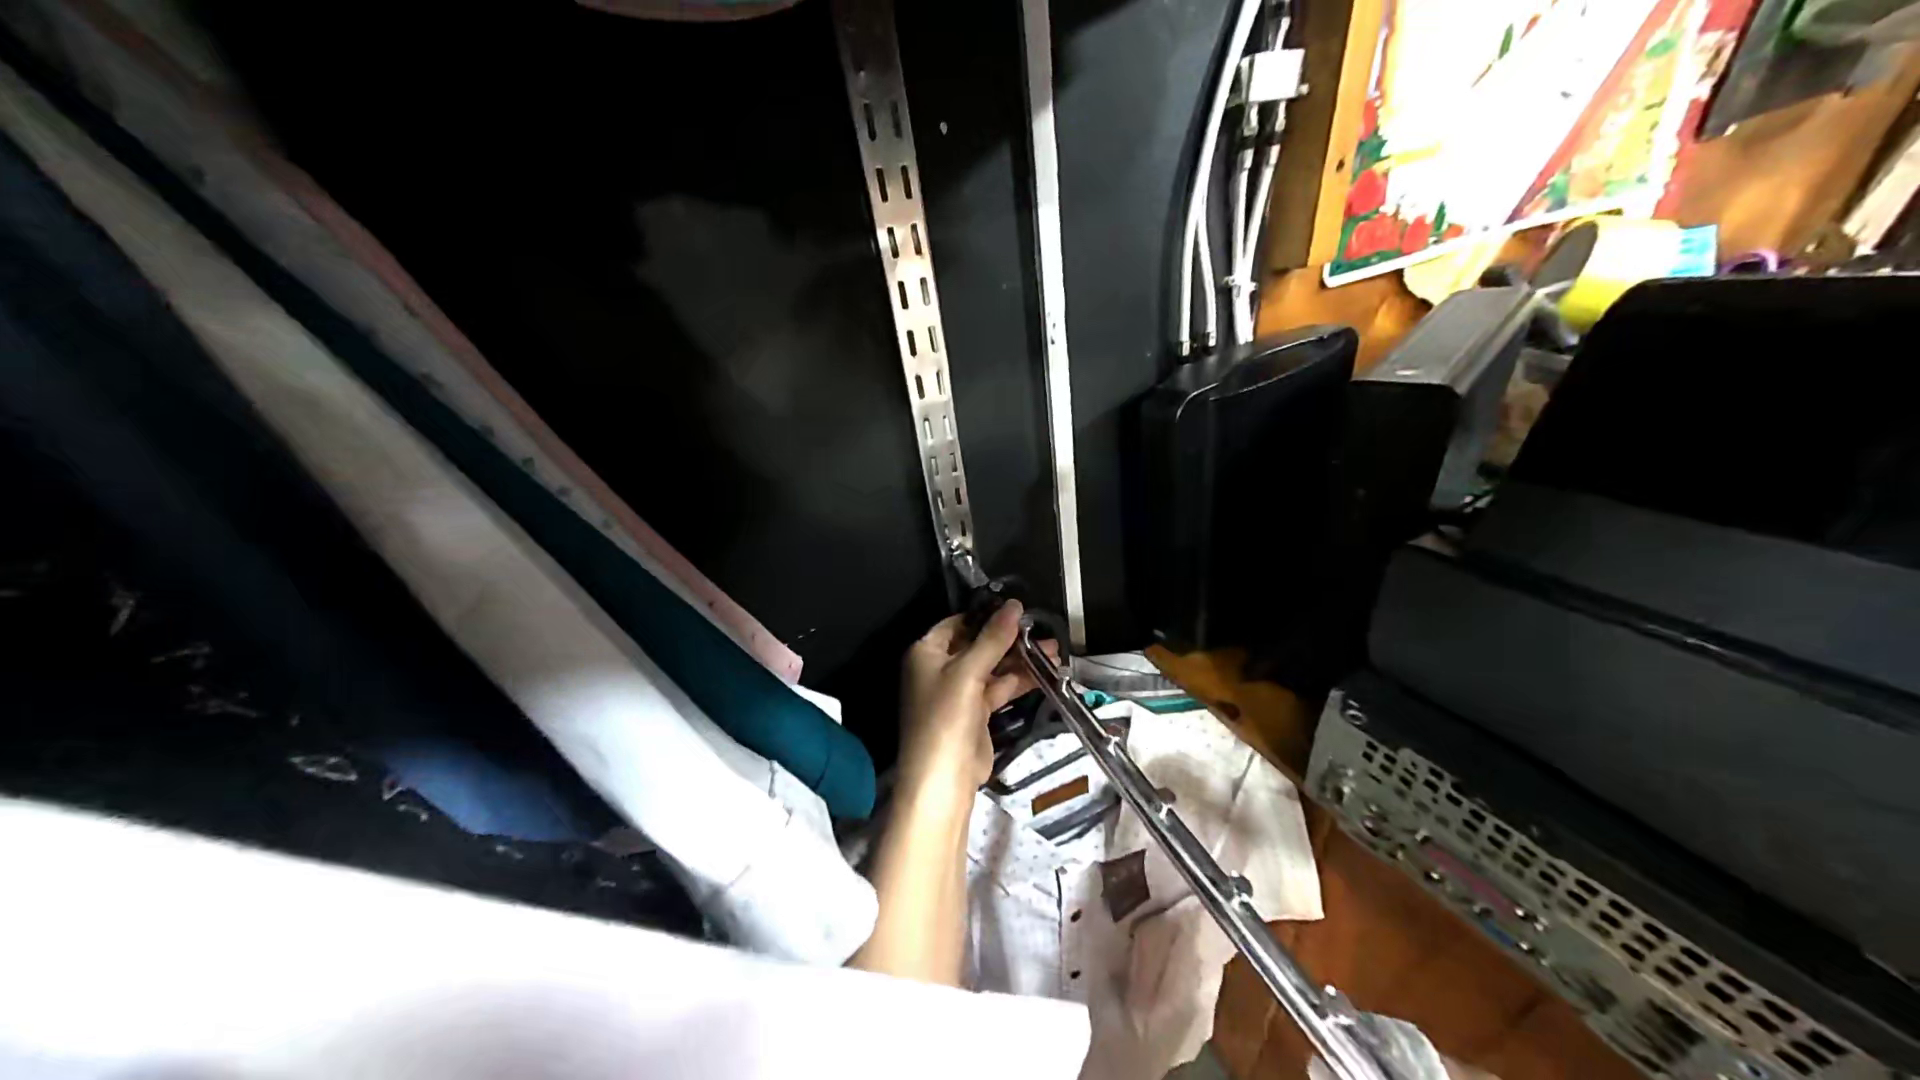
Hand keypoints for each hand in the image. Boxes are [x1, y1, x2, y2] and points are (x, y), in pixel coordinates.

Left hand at [898, 601, 1038, 792]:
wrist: (943, 779)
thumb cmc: (945, 718)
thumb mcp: (968, 672)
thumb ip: (993, 638)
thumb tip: (1014, 605)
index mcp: (926, 653)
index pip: (958, 623)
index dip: (985, 615)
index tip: (1016, 607)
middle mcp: (939, 668)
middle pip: (977, 644)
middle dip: (1009, 638)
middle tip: (1041, 628)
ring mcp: (958, 692)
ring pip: (991, 666)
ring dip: (1019, 659)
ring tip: (1053, 649)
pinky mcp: (975, 712)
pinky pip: (998, 687)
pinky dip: (1018, 679)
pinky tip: (1044, 671)